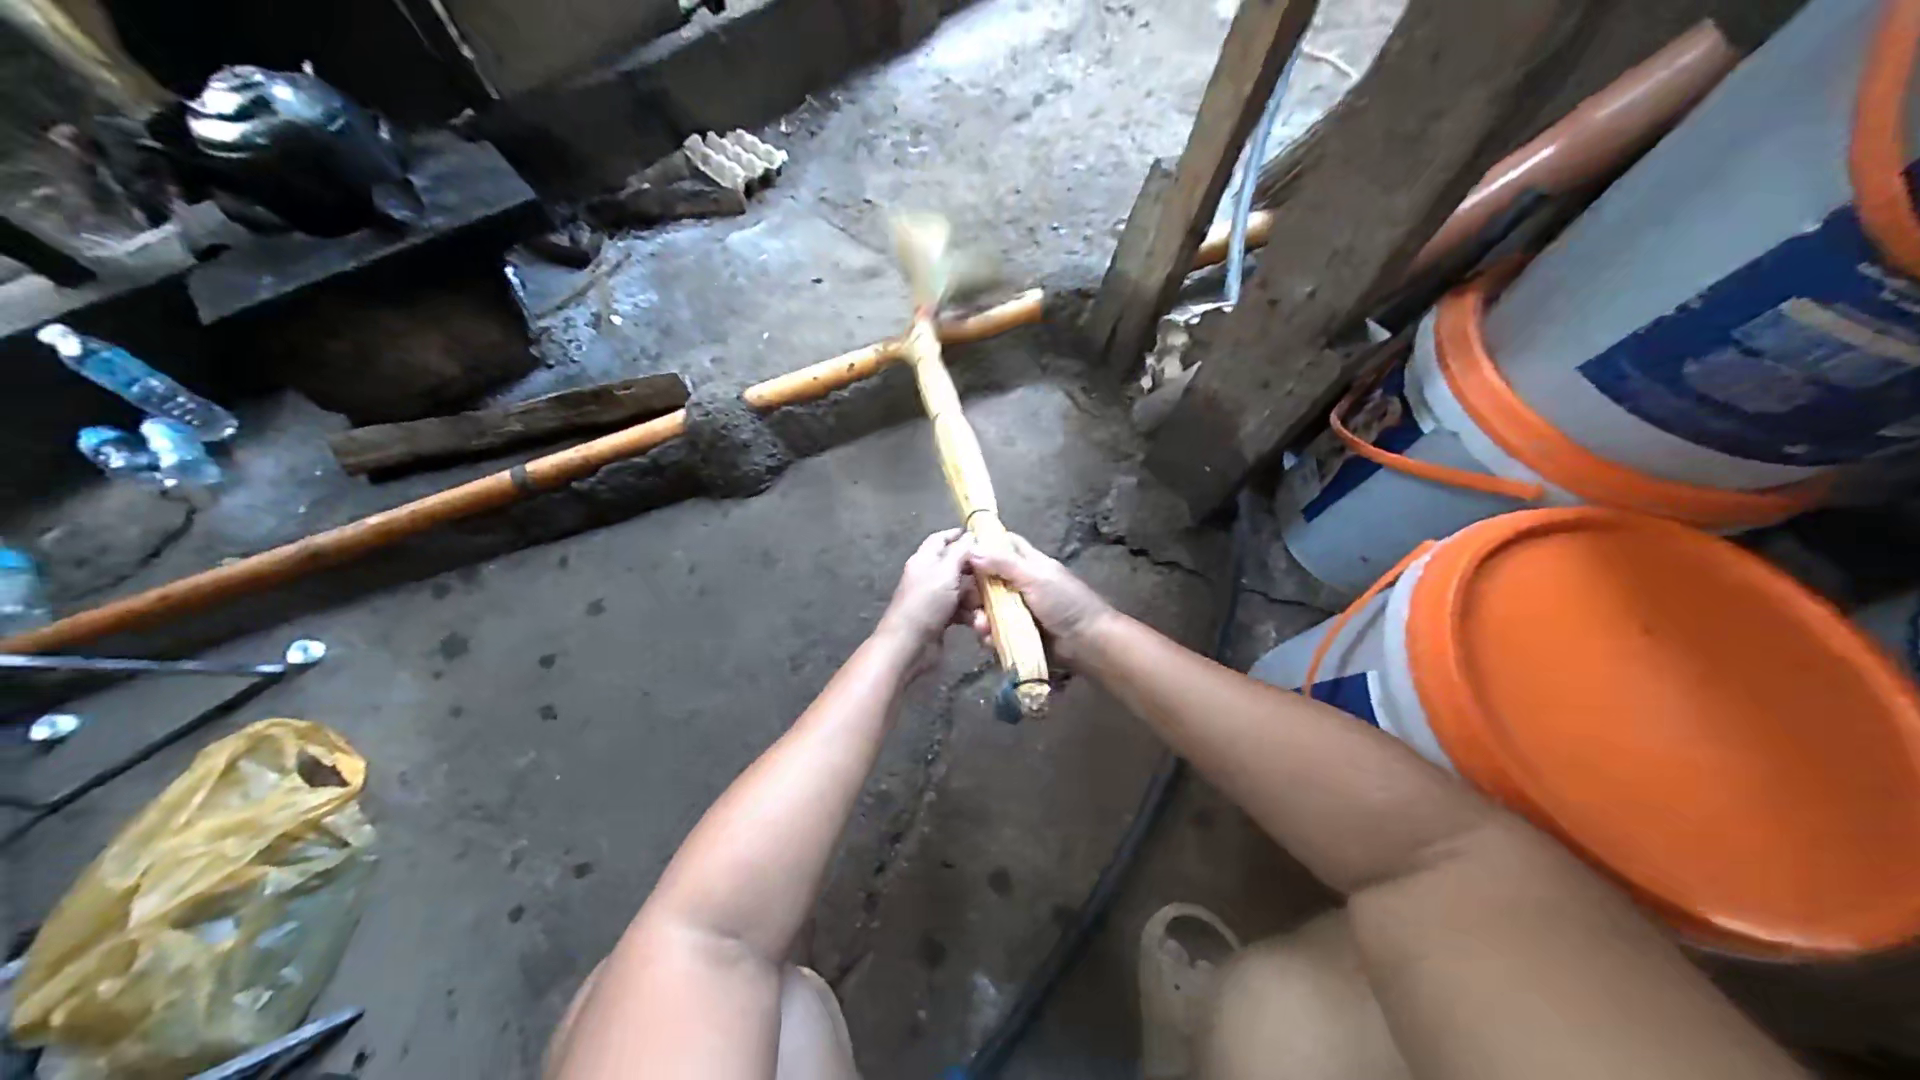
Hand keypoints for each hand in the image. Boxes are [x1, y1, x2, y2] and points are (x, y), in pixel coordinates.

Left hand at [877, 529, 977, 652]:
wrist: (909, 646)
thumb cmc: (926, 603)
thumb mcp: (946, 572)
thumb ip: (961, 552)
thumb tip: (972, 534)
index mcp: (925, 559)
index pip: (940, 539)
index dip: (957, 535)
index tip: (980, 536)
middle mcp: (929, 576)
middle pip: (957, 566)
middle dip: (976, 572)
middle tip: (995, 575)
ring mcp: (934, 598)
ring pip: (962, 590)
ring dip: (975, 597)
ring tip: (986, 604)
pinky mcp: (940, 618)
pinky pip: (961, 609)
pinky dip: (970, 614)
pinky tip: (979, 621)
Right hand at [964, 531, 1113, 658]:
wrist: (1086, 643)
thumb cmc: (1065, 602)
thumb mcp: (1034, 577)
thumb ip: (1003, 563)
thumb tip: (971, 548)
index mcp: (1027, 563)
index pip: (1002, 545)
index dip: (982, 545)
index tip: (960, 553)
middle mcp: (1019, 583)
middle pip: (986, 579)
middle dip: (974, 590)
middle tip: (967, 600)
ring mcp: (1017, 610)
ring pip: (986, 607)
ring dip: (979, 616)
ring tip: (981, 625)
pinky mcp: (1015, 632)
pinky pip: (993, 630)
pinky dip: (988, 634)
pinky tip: (988, 638)